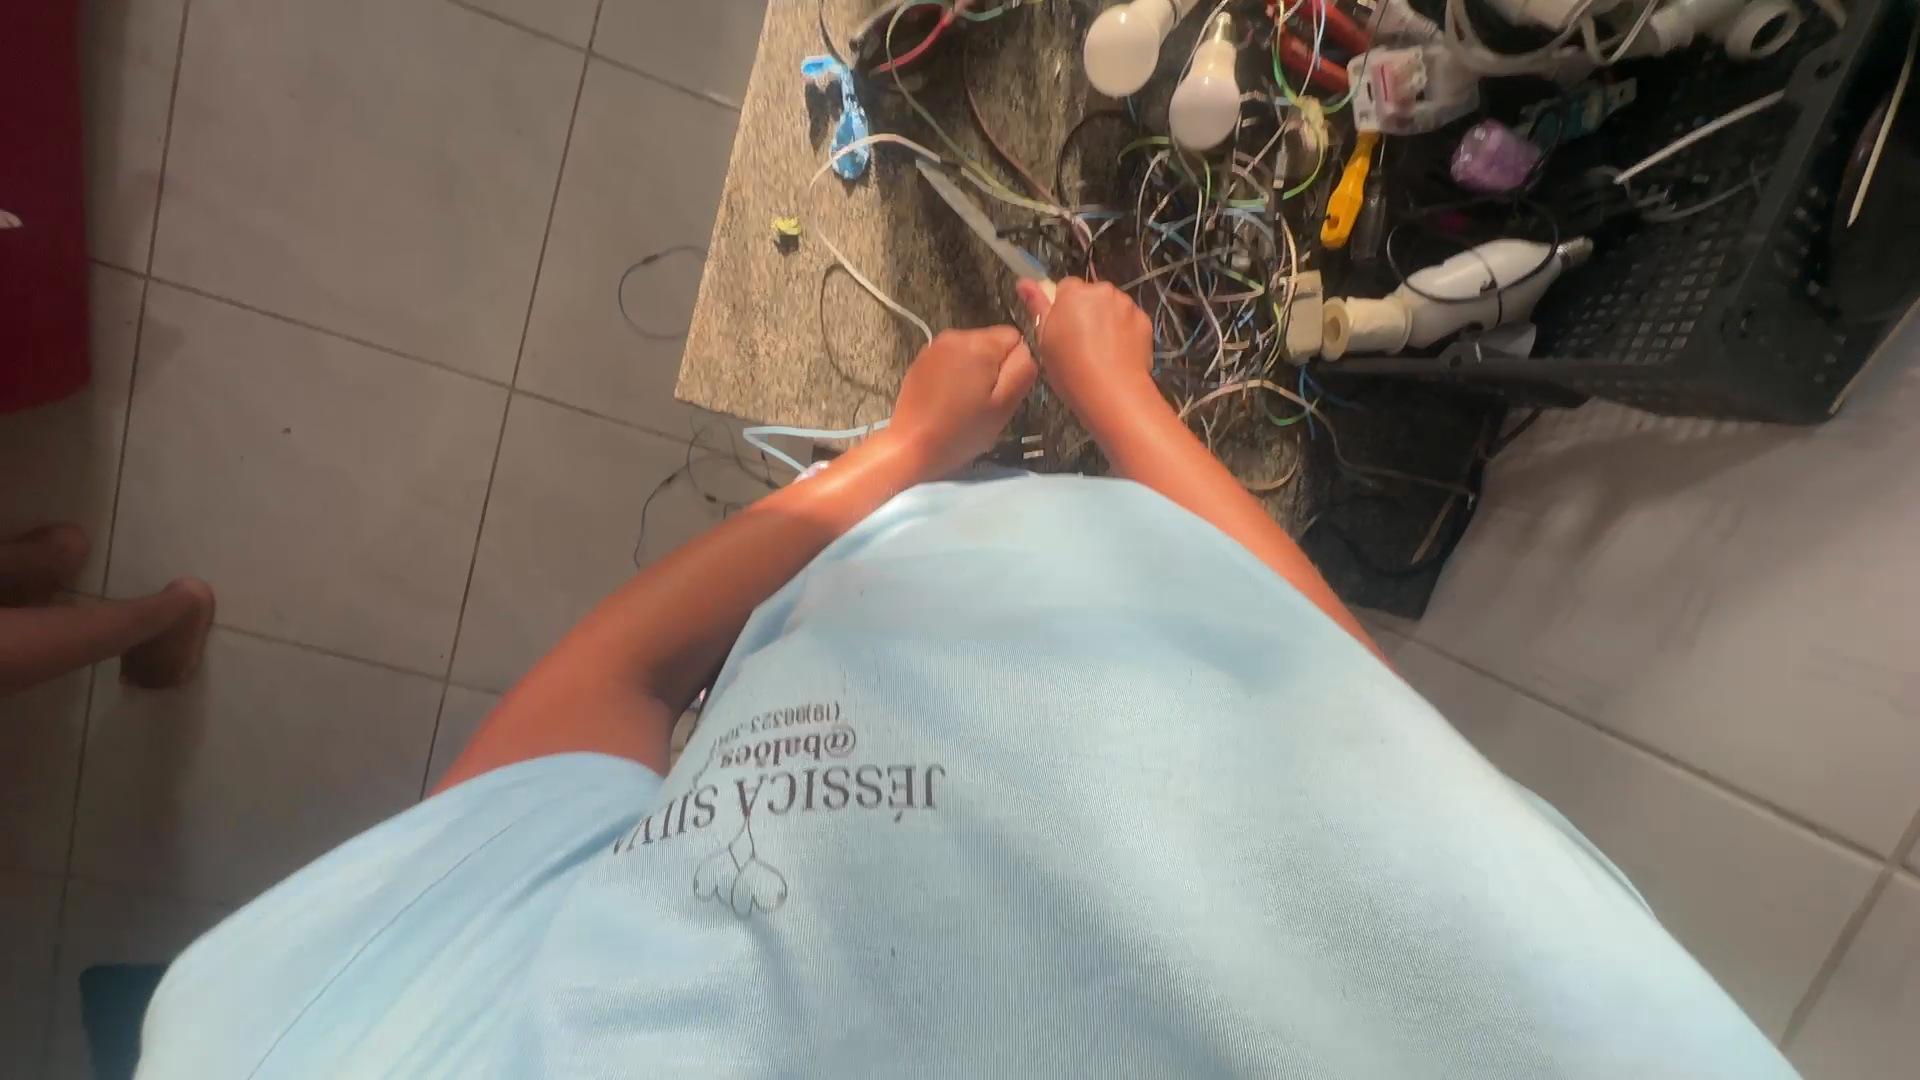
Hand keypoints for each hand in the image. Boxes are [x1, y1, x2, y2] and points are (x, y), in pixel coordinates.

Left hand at [878, 326, 1036, 478]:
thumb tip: (1026, 350)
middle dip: (993, 370)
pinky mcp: (920, 362)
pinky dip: (954, 377)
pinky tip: (947, 402)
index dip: (1014, 366)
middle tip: (984, 403)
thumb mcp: (1003, 406)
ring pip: (971, 354)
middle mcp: (954, 336)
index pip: (1014, 337)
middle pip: (991, 344)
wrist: (910, 447)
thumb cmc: (961, 431)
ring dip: (974, 374)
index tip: (1002, 393)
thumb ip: (1022, 371)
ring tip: (964, 404)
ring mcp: (933, 348)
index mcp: (978, 344)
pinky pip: (951, 362)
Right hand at [1017, 278, 1155, 421]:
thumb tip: (1023, 282)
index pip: (1066, 287)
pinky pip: (1130, 321)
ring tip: (1100, 353)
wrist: (1113, 392)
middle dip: (1086, 312)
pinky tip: (1118, 356)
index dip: (1062, 309)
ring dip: (1106, 321)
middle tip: (1079, 345)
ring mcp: (1127, 305)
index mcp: (1074, 294)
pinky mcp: (1144, 321)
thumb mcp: (1044, 341)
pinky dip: (1124, 332)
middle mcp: (1103, 291)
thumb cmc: (1070, 369)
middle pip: (1091, 296)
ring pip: (1112, 307)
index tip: (1061, 331)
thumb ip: (1037, 307)